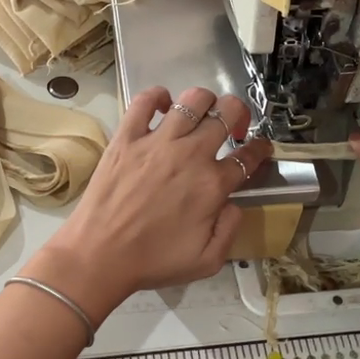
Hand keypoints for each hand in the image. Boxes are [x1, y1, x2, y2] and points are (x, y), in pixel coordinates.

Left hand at [24, 87, 271, 325]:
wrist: (99, 256)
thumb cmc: (152, 261)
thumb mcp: (206, 262)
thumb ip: (230, 230)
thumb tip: (233, 204)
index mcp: (212, 186)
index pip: (248, 156)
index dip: (260, 148)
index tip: (260, 148)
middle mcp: (190, 155)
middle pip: (227, 113)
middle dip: (238, 115)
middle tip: (233, 128)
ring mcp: (157, 142)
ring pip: (193, 99)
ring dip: (206, 101)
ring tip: (201, 115)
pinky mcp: (127, 137)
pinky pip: (145, 101)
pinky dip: (157, 96)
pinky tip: (162, 107)